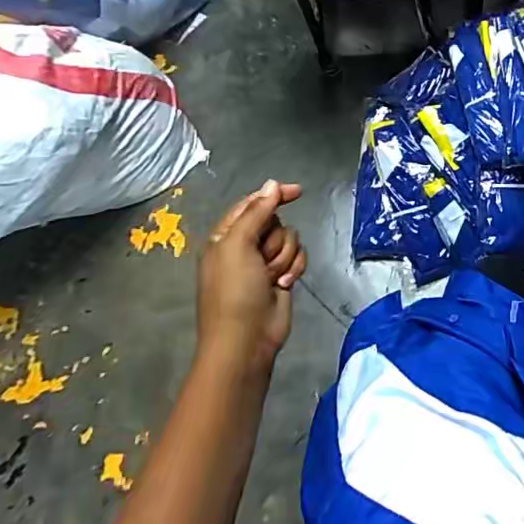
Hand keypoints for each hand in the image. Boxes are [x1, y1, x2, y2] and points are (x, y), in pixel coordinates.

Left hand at [197, 180, 307, 368]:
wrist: (246, 339)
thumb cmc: (234, 291)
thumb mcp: (237, 245)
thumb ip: (257, 211)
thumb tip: (272, 184)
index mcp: (225, 236)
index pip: (252, 204)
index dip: (273, 195)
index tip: (297, 191)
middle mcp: (244, 246)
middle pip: (275, 221)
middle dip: (275, 237)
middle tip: (263, 259)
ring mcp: (264, 262)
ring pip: (290, 239)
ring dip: (284, 256)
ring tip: (272, 277)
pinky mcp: (282, 276)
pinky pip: (298, 257)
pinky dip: (294, 268)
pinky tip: (285, 283)